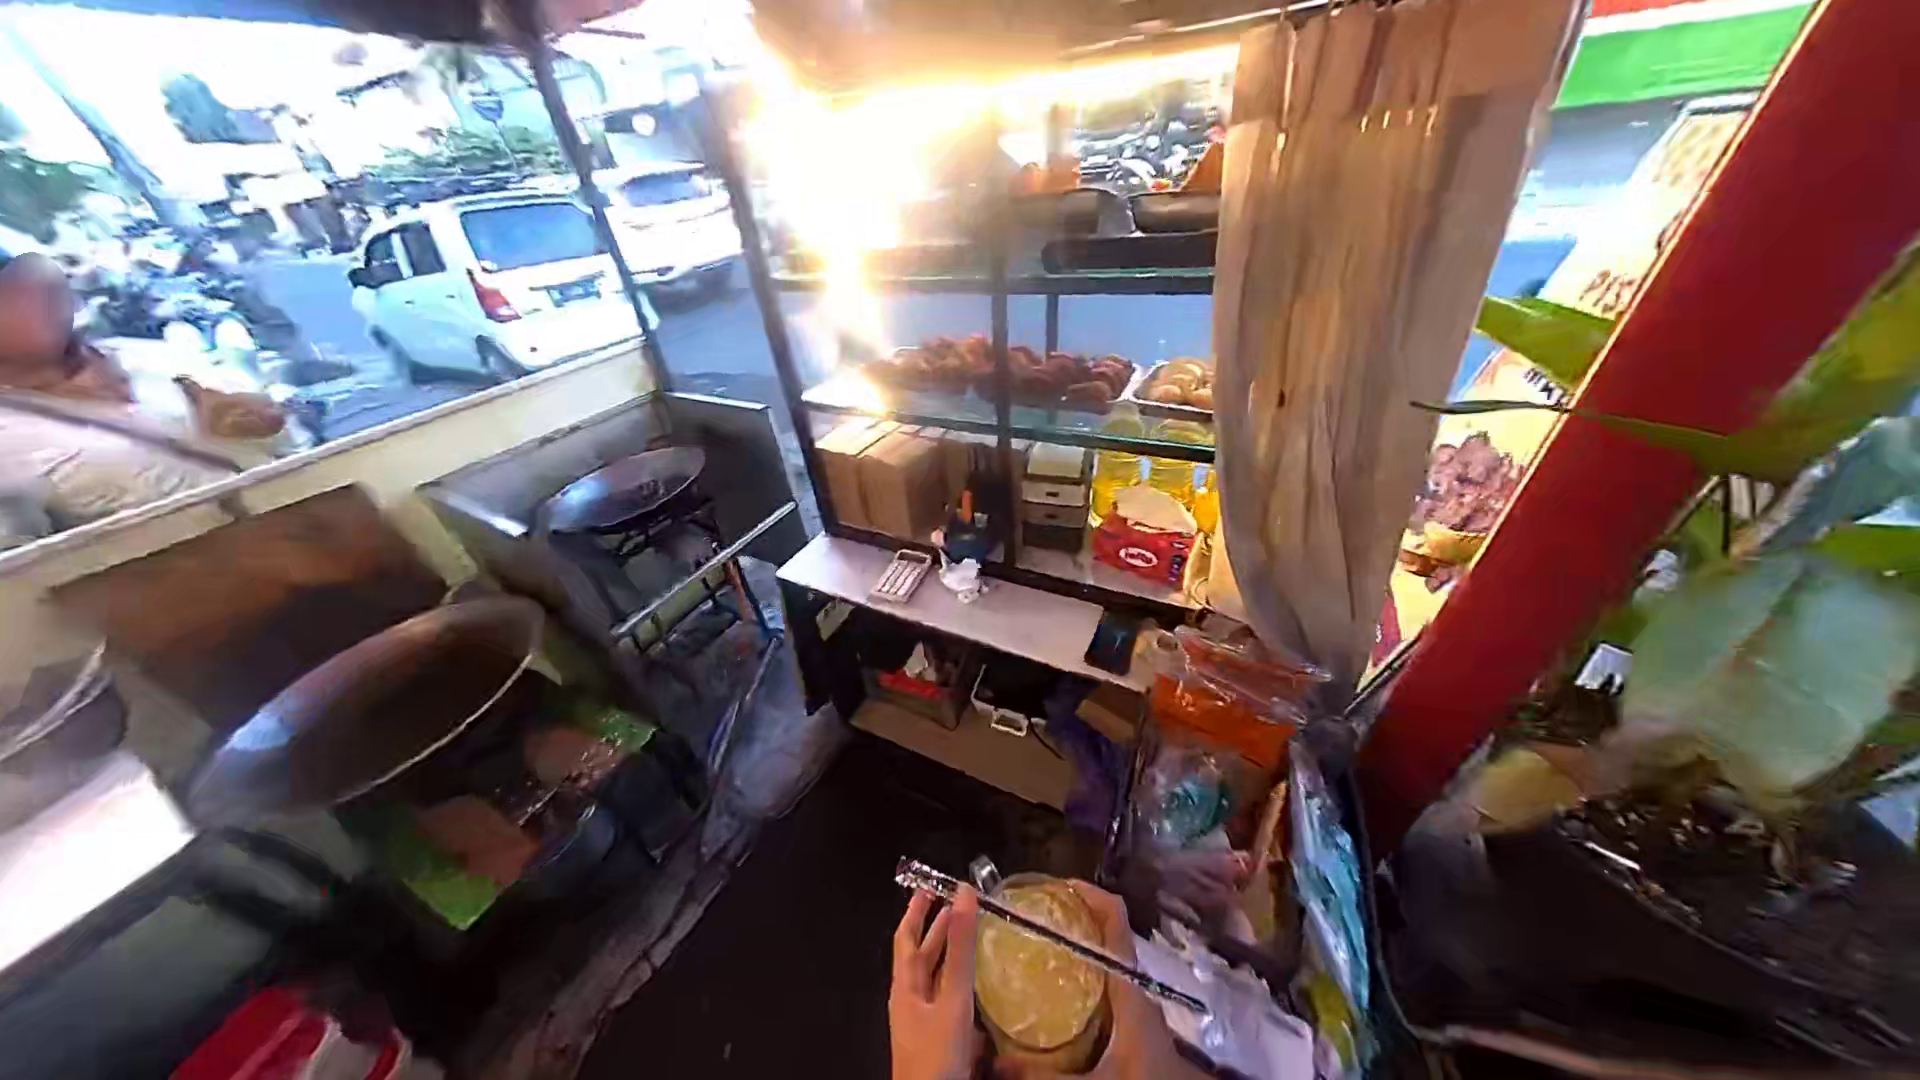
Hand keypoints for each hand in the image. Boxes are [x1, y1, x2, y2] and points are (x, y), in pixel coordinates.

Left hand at [890, 886, 982, 1079]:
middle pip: (921, 957)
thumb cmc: (936, 1057)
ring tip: (972, 938)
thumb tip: (963, 892)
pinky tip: (979, 989)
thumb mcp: (952, 999)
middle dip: (937, 930)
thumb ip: (960, 949)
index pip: (906, 937)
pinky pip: (947, 1005)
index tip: (929, 884)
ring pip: (935, 981)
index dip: (915, 909)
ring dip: (950, 957)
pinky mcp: (938, 1045)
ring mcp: (923, 1025)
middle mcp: (910, 1001)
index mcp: (905, 986)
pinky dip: (960, 987)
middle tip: (957, 905)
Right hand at [996, 882, 1199, 1079]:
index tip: (1056, 886)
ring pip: (1105, 959)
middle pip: (1106, 934)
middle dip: (1073, 919)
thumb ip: (1045, 1076)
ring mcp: (1136, 1005)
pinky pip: (1105, 984)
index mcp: (1129, 985)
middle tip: (1035, 918)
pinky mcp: (1134, 1025)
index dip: (1090, 893)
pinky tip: (1056, 993)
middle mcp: (1134, 986)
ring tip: (1038, 948)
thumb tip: (996, 1063)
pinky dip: (1082, 975)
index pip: (1115, 918)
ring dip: (1077, 946)